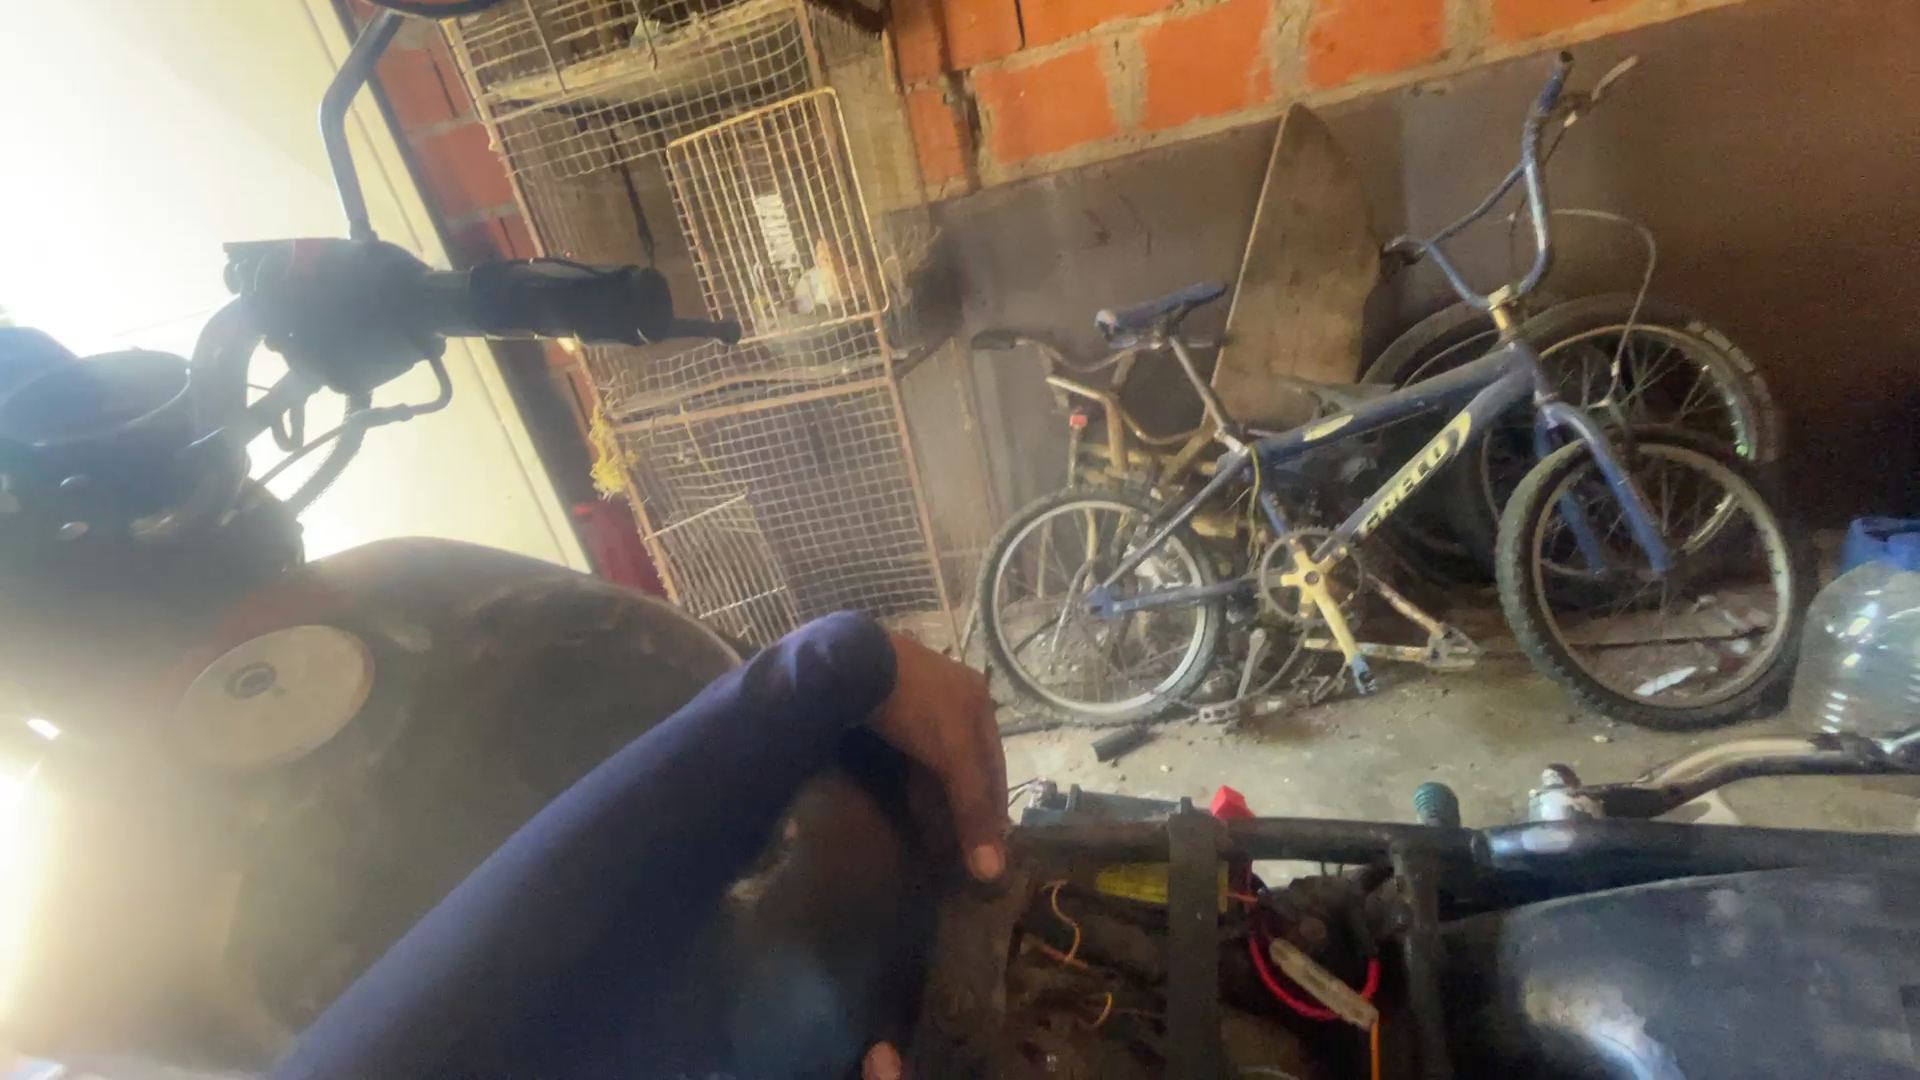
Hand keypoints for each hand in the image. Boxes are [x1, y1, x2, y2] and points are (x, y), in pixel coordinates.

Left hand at [870, 633, 1007, 882]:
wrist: (856, 662)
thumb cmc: (917, 706)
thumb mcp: (952, 754)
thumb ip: (973, 808)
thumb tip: (993, 872)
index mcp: (979, 697)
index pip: (996, 763)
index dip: (994, 804)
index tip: (990, 845)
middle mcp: (955, 693)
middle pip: (967, 758)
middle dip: (965, 797)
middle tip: (961, 838)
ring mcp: (919, 693)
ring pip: (937, 752)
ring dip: (937, 786)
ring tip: (933, 820)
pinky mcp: (887, 699)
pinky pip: (910, 745)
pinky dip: (913, 770)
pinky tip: (907, 788)